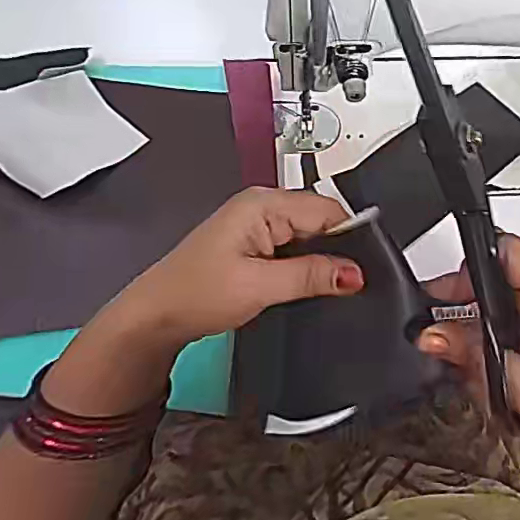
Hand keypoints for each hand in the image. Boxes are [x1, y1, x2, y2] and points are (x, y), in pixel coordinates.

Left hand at [100, 187, 364, 350]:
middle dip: (336, 250)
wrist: (158, 316)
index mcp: (262, 204)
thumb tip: (352, 272)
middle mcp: (261, 207)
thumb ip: (311, 275)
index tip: (361, 270)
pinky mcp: (256, 245)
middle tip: (346, 283)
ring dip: (320, 261)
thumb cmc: (192, 292)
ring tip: (324, 287)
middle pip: (320, 221)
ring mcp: (258, 225)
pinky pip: (295, 249)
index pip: (326, 209)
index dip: (349, 238)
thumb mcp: (260, 285)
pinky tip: (304, 285)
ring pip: (309, 237)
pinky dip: (305, 267)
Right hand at [416, 235, 519, 472]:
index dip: (470, 270)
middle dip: (467, 299)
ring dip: (479, 320)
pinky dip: (494, 331)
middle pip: (500, 271)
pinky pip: (513, 312)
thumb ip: (472, 353)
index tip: (445, 296)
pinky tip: (490, 357)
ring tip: (469, 351)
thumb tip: (432, 332)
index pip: (507, 252)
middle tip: (446, 328)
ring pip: (502, 294)